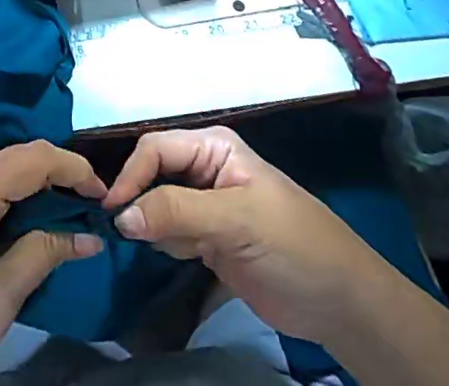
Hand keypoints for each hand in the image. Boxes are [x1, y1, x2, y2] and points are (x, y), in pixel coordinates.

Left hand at [0, 141, 107, 385]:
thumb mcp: (0, 297)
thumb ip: (45, 252)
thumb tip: (91, 236)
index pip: (32, 159)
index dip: (73, 169)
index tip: (103, 194)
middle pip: (20, 154)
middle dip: (61, 170)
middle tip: (94, 200)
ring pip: (6, 163)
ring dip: (42, 177)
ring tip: (75, 203)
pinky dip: (21, 187)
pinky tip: (41, 208)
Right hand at [101, 126, 391, 345]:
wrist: (337, 302)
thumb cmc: (293, 244)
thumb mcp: (237, 221)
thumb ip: (178, 211)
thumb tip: (119, 215)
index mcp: (213, 147)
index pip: (156, 149)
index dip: (131, 175)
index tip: (111, 212)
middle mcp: (203, 168)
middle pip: (151, 174)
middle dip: (138, 201)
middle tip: (124, 234)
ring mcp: (204, 204)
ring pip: (154, 205)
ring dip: (151, 226)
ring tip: (167, 247)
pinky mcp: (204, 237)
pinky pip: (167, 232)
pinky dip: (163, 244)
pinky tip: (183, 256)